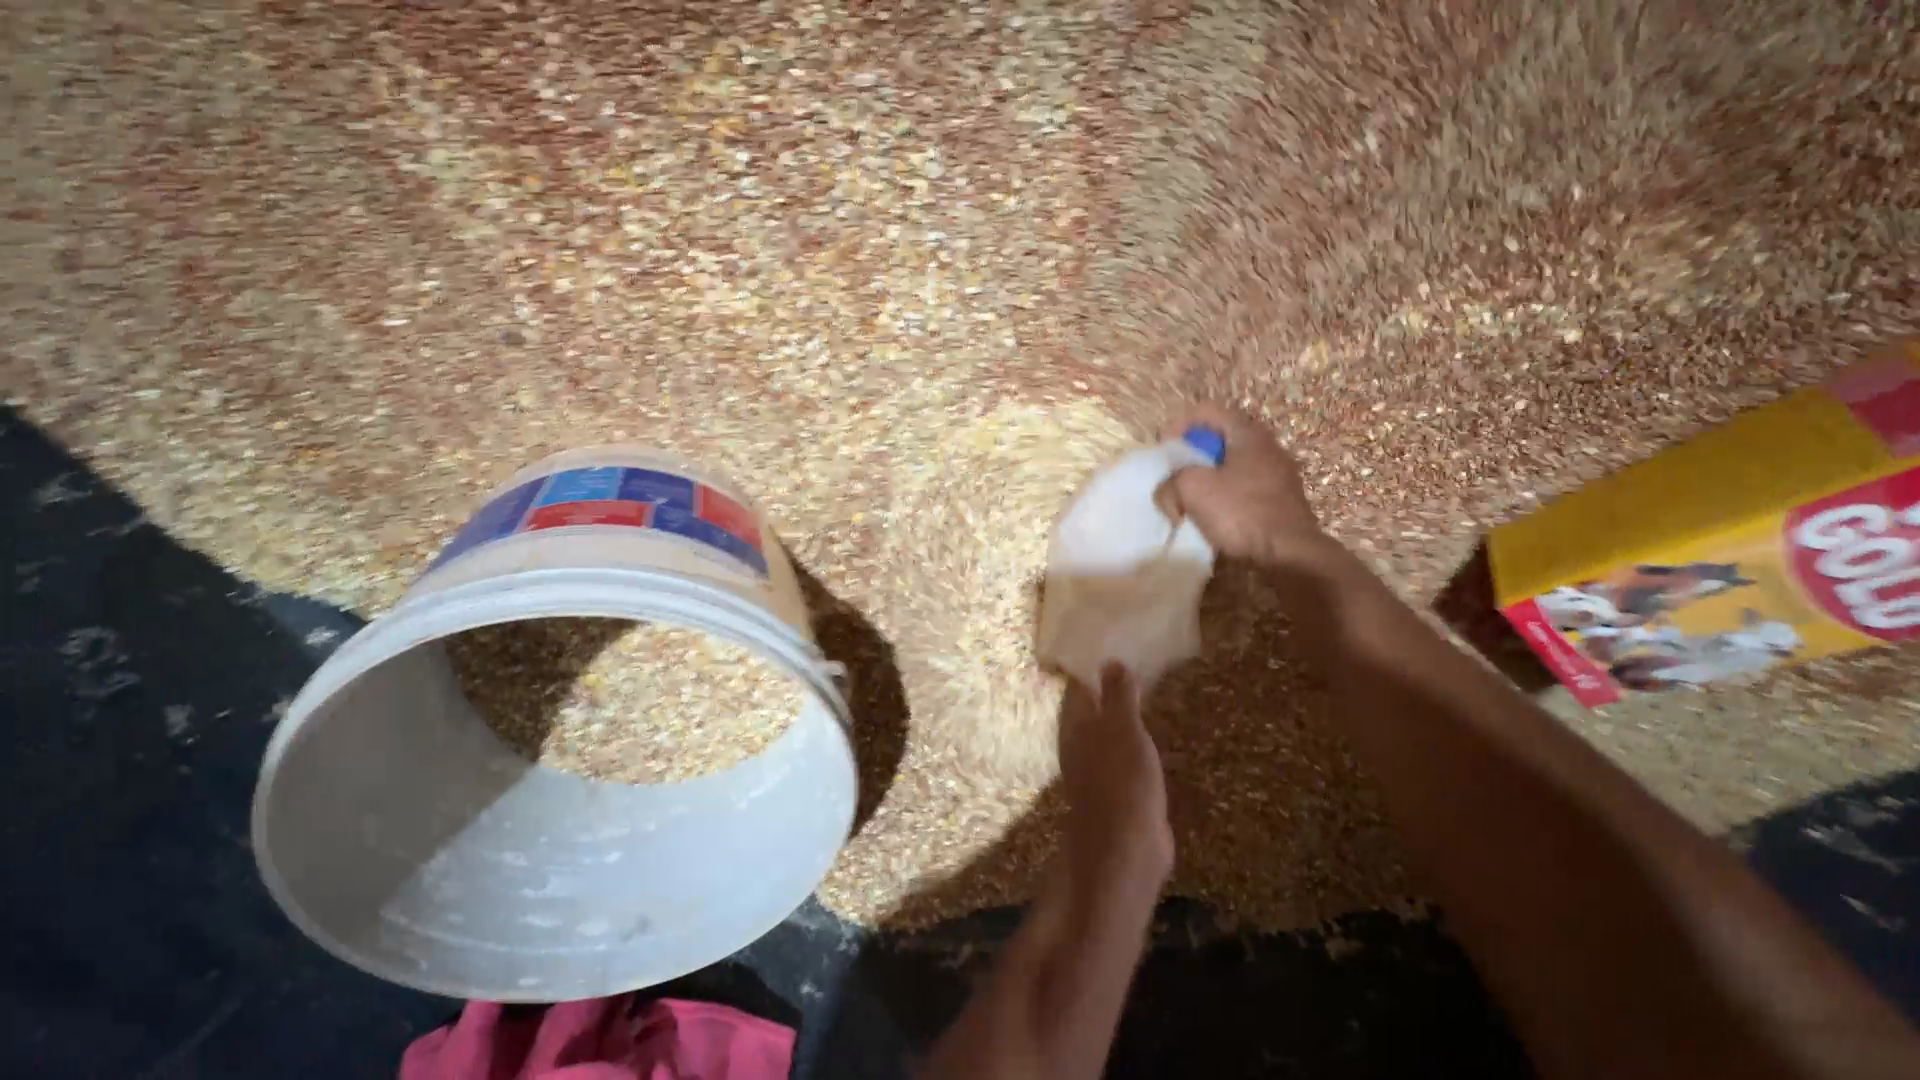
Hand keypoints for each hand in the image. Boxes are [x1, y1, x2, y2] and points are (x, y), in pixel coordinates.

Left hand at [1058, 665, 1173, 890]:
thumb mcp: (1122, 731)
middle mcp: (1081, 746)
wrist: (1126, 850)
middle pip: (1091, 710)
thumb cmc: (1121, 782)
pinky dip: (1136, 742)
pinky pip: (1126, 757)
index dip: (1091, 666)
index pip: (1079, 687)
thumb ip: (1118, 697)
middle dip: (1107, 689)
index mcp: (1075, 728)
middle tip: (1132, 661)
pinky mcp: (1120, 793)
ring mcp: (1099, 772)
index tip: (1109, 642)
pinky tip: (1152, 737)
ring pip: (1108, 733)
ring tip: (1144, 692)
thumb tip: (1111, 661)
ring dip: (1122, 715)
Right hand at [1162, 403, 1321, 561]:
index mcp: (1248, 433)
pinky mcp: (1282, 501)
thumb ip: (1170, 483)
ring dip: (1208, 481)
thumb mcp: (1192, 489)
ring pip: (1232, 466)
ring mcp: (1279, 475)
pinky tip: (1217, 520)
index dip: (1178, 426)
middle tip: (1175, 479)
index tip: (1165, 453)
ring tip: (1192, 503)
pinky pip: (1244, 488)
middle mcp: (1268, 446)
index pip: (1206, 411)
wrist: (1290, 554)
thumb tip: (1169, 495)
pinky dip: (1226, 498)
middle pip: (1219, 439)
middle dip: (1192, 457)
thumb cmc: (1241, 512)